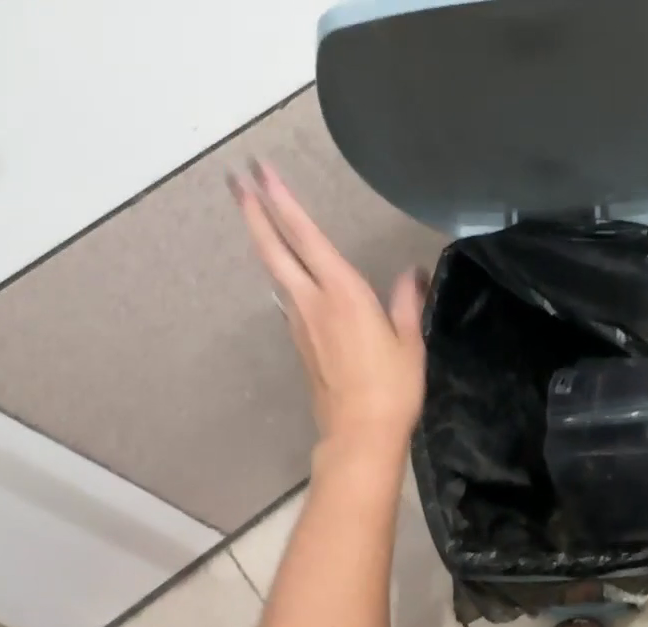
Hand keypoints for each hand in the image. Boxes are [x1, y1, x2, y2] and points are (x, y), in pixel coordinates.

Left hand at [231, 159, 425, 463]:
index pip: (304, 235)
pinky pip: (288, 299)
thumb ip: (406, 303)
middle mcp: (312, 301)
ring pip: (276, 273)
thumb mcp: (410, 343)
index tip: (259, 170)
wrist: (360, 435)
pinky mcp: (300, 344)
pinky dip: (283, 275)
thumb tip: (411, 274)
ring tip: (257, 217)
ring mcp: (301, 324)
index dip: (281, 200)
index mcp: (342, 293)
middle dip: (254, 212)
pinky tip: (288, 274)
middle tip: (236, 182)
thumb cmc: (392, 388)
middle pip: (274, 249)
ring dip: (264, 242)